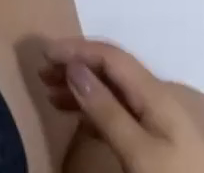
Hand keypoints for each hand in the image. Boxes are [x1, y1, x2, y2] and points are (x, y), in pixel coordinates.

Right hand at [39, 38, 203, 172]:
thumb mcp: (139, 153)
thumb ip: (106, 110)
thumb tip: (74, 68)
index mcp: (156, 95)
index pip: (111, 56)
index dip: (76, 49)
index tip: (43, 53)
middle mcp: (159, 100)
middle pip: (112, 71)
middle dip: (76, 67)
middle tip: (42, 75)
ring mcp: (162, 122)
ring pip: (115, 92)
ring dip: (83, 88)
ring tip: (52, 96)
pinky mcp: (162, 143)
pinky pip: (122, 113)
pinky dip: (96, 110)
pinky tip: (81, 120)